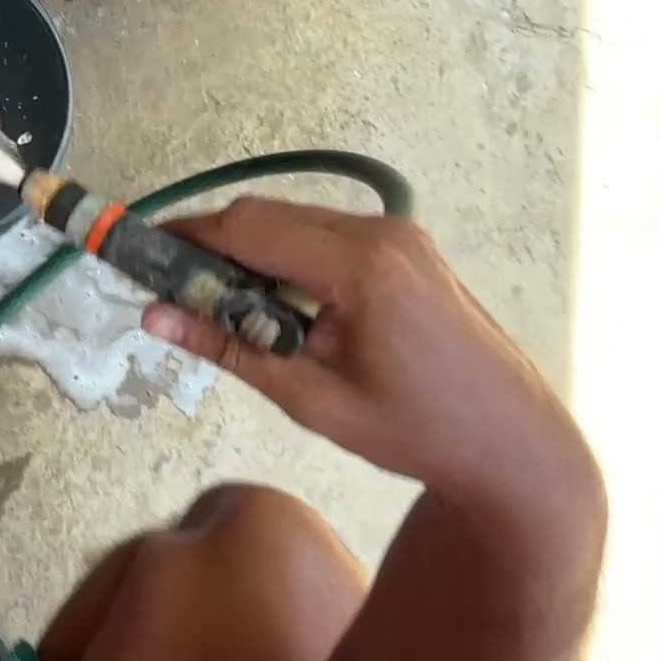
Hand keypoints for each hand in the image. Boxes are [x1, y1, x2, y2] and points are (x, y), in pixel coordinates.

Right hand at [142, 199, 597, 505]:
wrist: (519, 445)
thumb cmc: (414, 431)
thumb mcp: (308, 396)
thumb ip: (227, 347)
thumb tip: (151, 315)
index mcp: (362, 266)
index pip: (248, 229)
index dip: (187, 235)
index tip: (141, 250)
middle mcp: (379, 232)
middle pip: (265, 215)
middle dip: (210, 241)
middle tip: (172, 281)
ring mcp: (396, 232)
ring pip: (289, 218)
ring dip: (244, 246)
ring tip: (216, 293)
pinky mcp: (401, 243)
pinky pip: (317, 230)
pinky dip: (278, 250)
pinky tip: (269, 291)